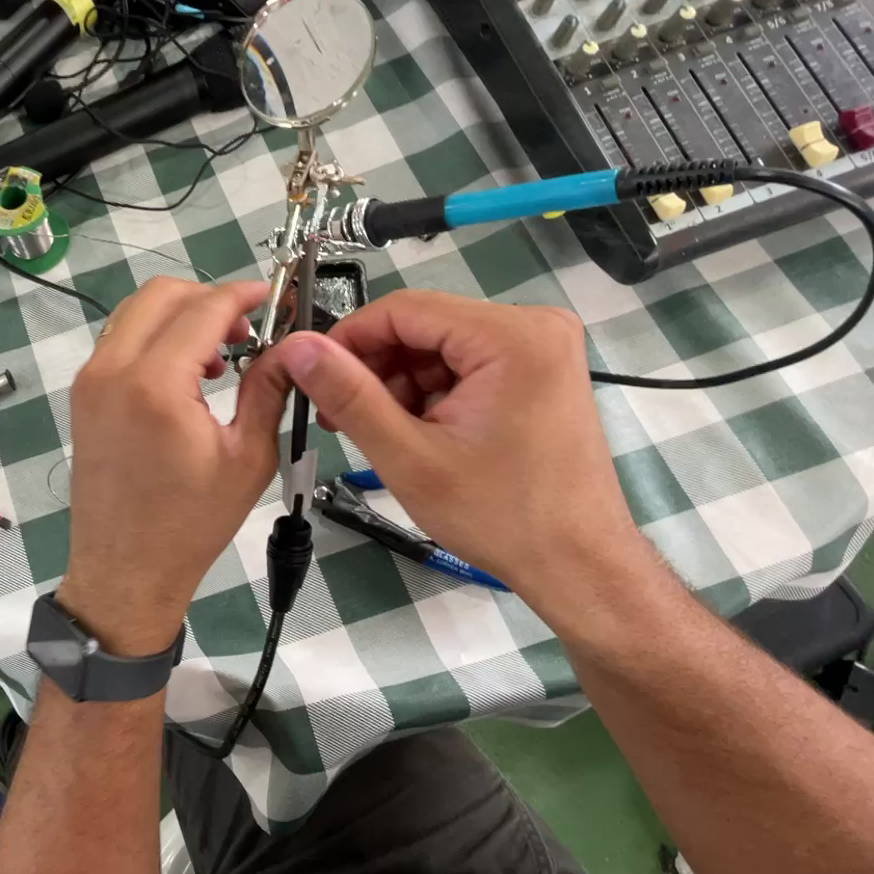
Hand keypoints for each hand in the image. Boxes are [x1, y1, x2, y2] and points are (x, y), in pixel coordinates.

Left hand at [62, 278, 291, 655]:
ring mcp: (89, 381)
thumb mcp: (247, 456)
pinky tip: (185, 374)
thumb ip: (268, 389)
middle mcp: (111, 370)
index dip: (244, 295)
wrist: (125, 569)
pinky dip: (153, 338)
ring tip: (218, 357)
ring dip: (179, 316)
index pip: (204, 308)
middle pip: (162, 295)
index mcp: (154, 384)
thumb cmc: (191, 523)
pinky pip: (118, 341)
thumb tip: (289, 346)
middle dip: (209, 298)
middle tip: (245, 331)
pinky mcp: (82, 396)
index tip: (273, 297)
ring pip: (135, 312)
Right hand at [254, 291, 645, 609]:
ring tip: (377, 434)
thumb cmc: (498, 515)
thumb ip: (349, 396)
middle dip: (374, 368)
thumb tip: (297, 347)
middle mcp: (533, 325)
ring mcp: (539, 348)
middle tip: (339, 418)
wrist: (576, 565)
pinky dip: (428, 394)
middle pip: (422, 326)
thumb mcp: (409, 456)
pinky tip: (414, 433)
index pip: (404, 309)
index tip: (313, 380)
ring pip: (437, 347)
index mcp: (511, 336)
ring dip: (397, 385)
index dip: (348, 339)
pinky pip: (462, 364)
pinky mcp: (537, 372)